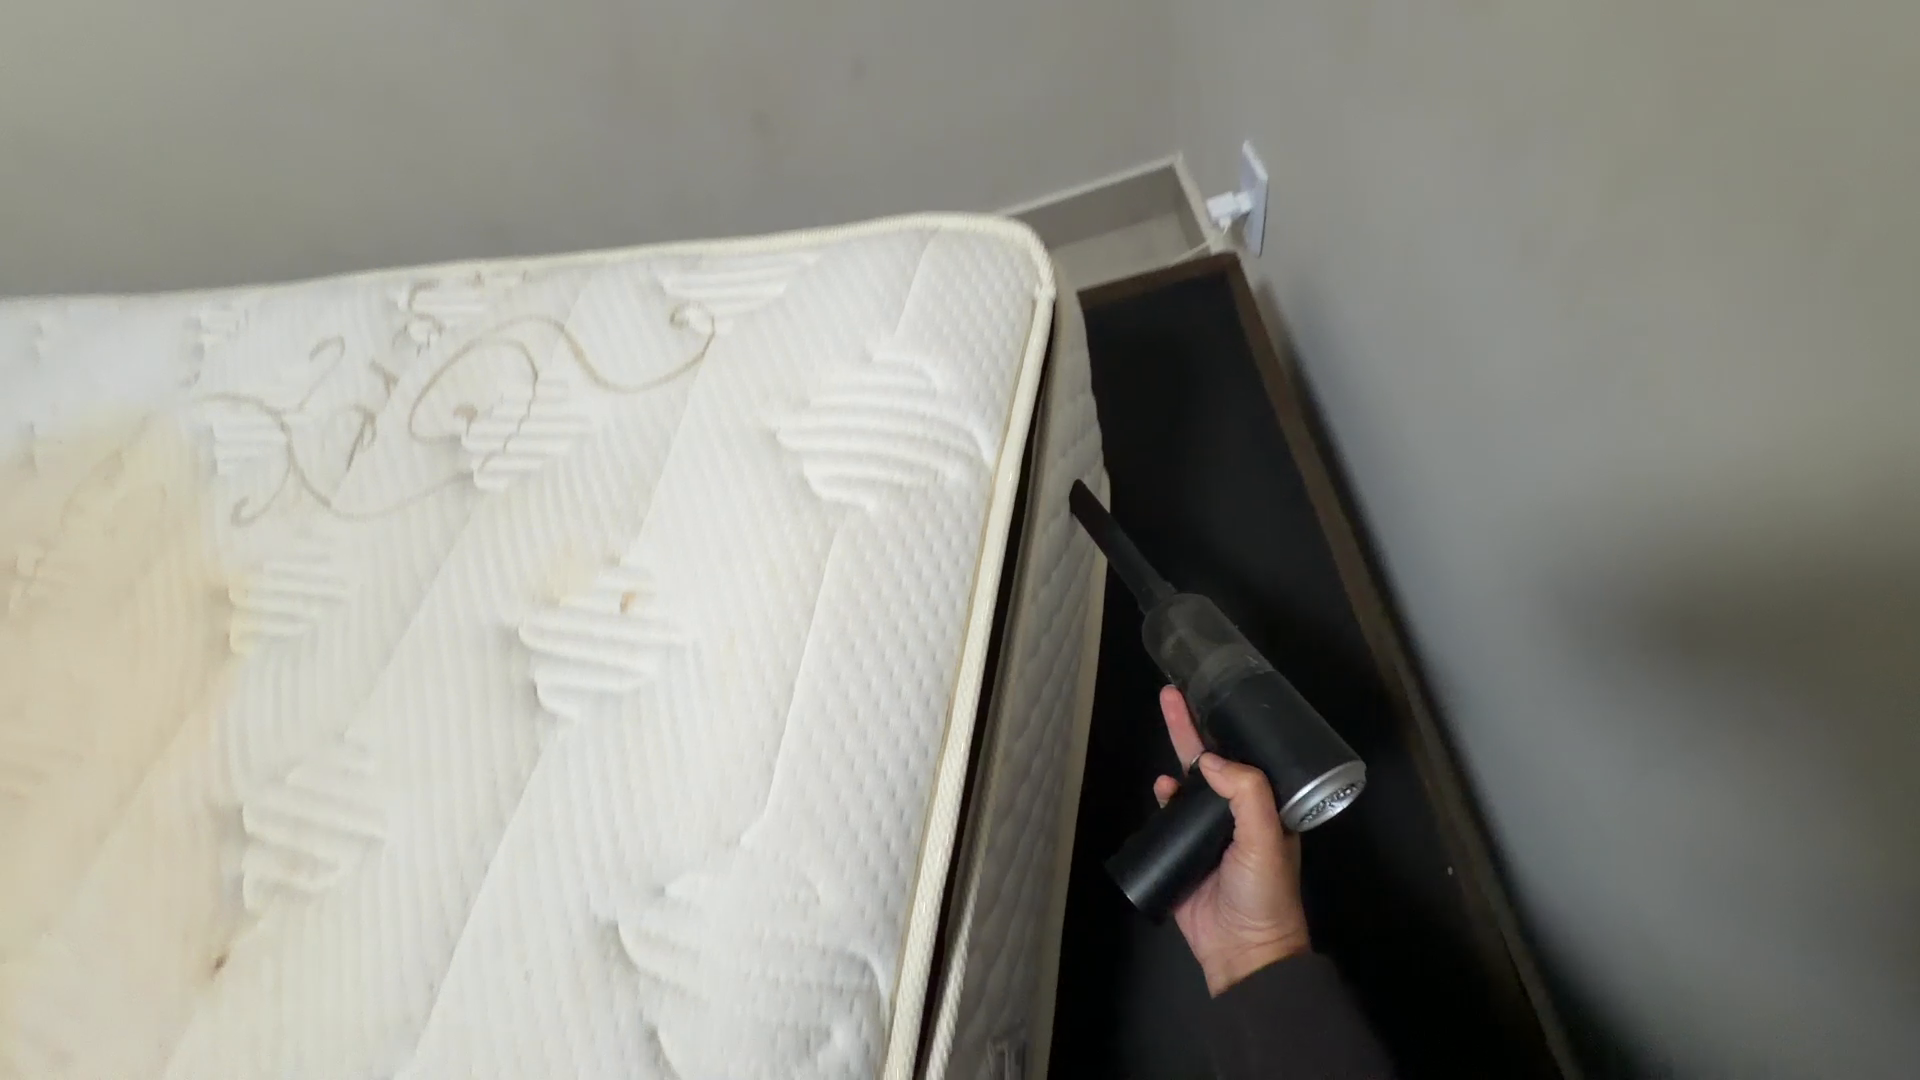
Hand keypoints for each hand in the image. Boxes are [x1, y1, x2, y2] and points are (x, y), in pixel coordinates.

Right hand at [1152, 685, 1311, 995]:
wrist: (1240, 952)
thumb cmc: (1264, 893)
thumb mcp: (1266, 839)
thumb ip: (1245, 794)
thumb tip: (1208, 759)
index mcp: (1265, 809)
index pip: (1245, 758)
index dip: (1228, 728)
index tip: (1212, 696)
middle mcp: (1236, 814)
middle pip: (1210, 762)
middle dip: (1191, 727)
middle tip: (1171, 693)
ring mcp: (1208, 831)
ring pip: (1188, 784)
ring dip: (1177, 758)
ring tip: (1166, 724)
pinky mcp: (1183, 849)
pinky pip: (1170, 815)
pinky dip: (1165, 797)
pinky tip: (1161, 787)